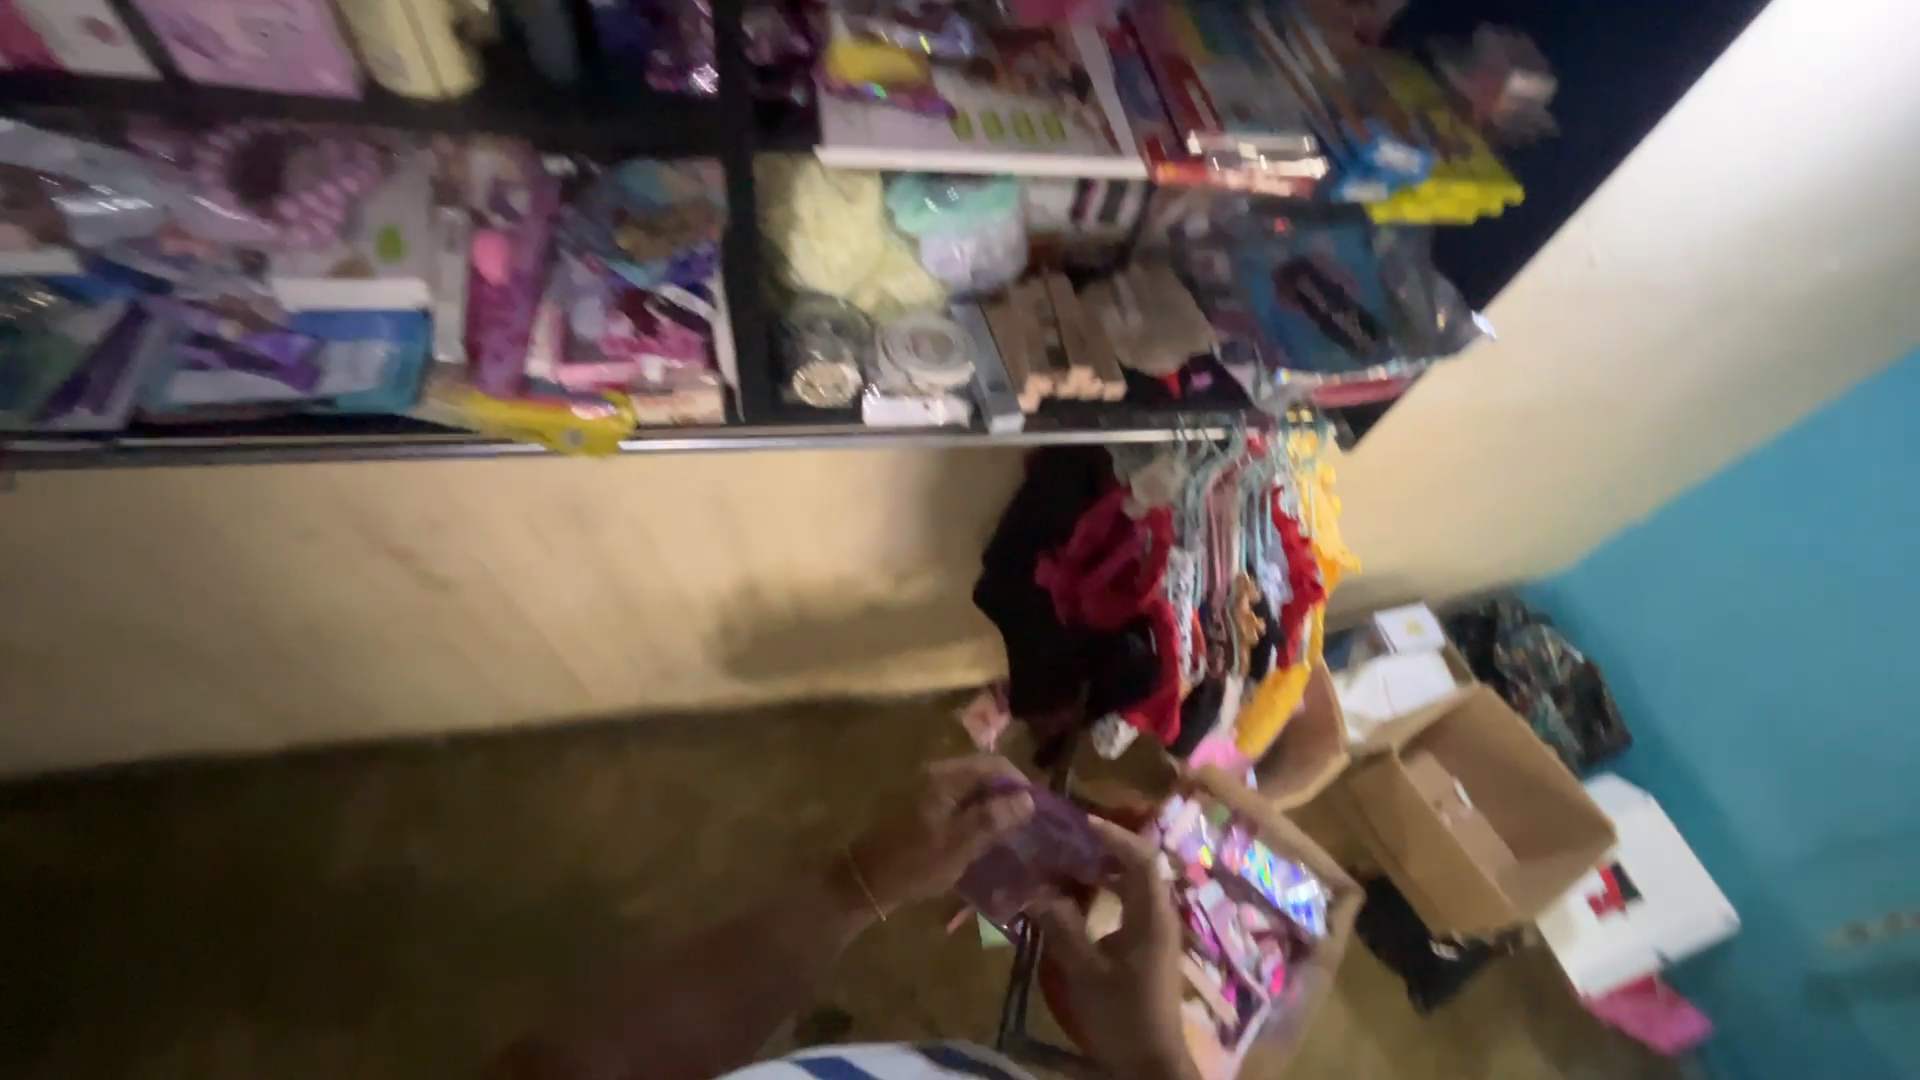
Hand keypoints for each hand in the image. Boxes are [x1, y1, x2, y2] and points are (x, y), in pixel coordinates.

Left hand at [847, 754, 1034, 911]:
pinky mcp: (920, 800)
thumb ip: (992, 819)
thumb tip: (1028, 798)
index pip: (993, 764)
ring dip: (991, 800)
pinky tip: (982, 830)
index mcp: (944, 776)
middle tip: (1026, 819)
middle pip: (982, 770)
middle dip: (1006, 791)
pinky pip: (957, 795)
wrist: (865, 879)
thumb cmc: (914, 863)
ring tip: (1009, 827)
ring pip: (970, 784)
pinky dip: (974, 807)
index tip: (1037, 807)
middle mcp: (935, 771)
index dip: (1019, 782)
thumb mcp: (958, 845)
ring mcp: (925, 784)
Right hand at [1037, 819, 1196, 1079]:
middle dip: (1103, 845)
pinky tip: (1076, 895)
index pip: (1141, 856)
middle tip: (1066, 836)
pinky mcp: (1147, 943)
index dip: (1114, 834)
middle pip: (1138, 863)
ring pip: (1131, 881)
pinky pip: (1127, 899)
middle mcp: (1159, 913)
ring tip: (1065, 858)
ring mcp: (1155, 928)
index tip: (1080, 822)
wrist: (1150, 1065)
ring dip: (1102, 866)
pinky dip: (1104, 888)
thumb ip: (1060, 924)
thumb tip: (1034, 887)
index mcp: (1152, 914)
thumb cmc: (1122, 1014)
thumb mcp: (1084, 969)